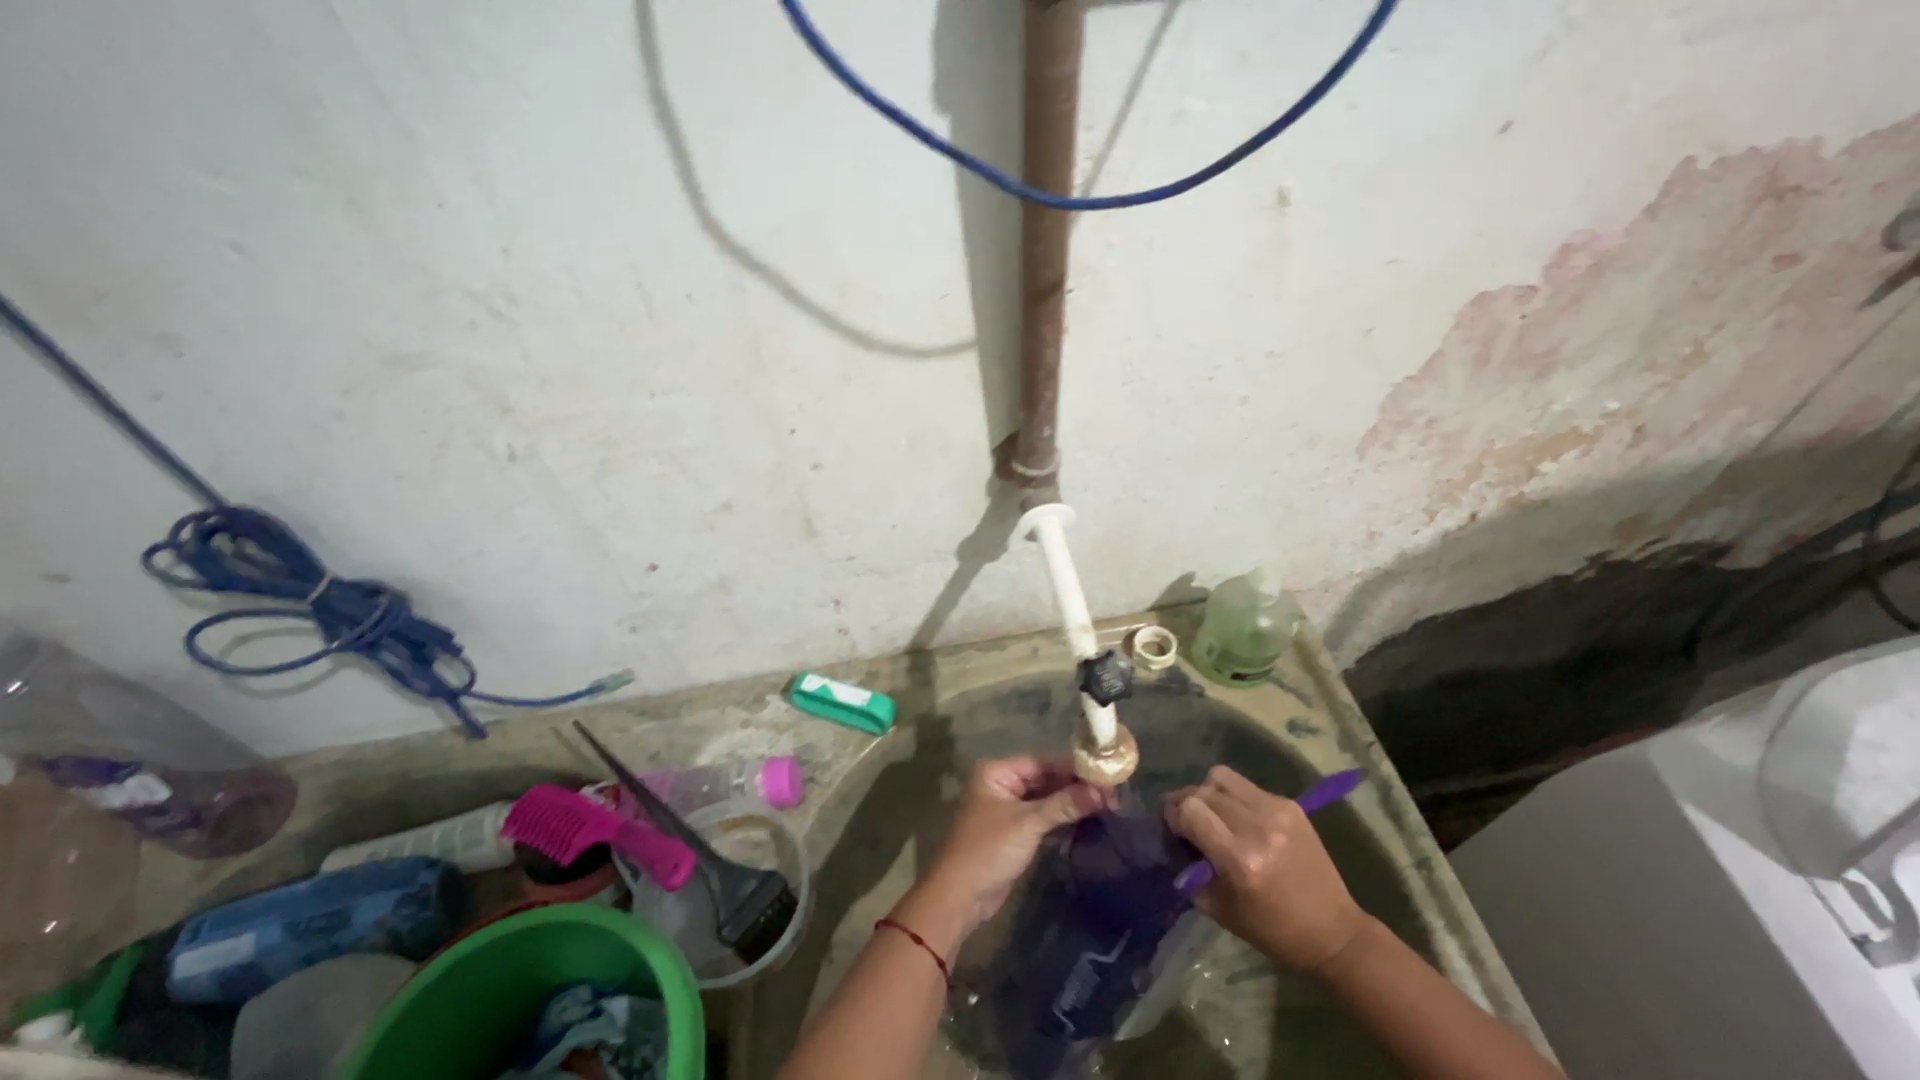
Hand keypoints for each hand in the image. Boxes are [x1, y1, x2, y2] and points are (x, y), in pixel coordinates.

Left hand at [911, 756, 1109, 937]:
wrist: (962, 896)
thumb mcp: (1028, 824)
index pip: (1043, 762)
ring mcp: (1009, 809)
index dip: (1074, 768)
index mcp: (997, 773)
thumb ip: (1065, 805)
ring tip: (1109, 806)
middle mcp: (1002, 785)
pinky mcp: (1016, 832)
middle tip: (1114, 794)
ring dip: (1073, 803)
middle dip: (1077, 786)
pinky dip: (1064, 818)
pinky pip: (1044, 817)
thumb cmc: (989, 851)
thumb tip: (1103, 791)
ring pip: (1047, 799)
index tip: (1107, 774)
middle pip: (1046, 779)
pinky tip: (1089, 819)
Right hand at [1166, 765, 1371, 973]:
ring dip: (1207, 792)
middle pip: (1202, 791)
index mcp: (1239, 859)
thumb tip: (1177, 840)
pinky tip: (1237, 818)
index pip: (1189, 810)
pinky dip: (1233, 797)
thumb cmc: (1272, 930)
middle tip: (1184, 821)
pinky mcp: (1292, 806)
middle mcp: (1258, 827)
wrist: (1332, 930)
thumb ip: (1191, 871)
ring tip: (1210, 813)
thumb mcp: (1219, 909)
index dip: (1172, 816)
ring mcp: (1278, 811)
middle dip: (1185, 802)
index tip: (1172, 830)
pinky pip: (1247, 786)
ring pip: (1222, 778)